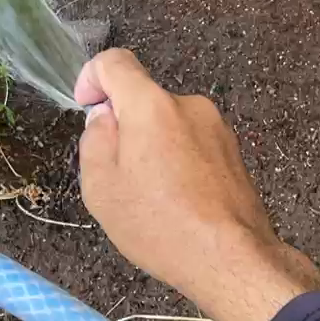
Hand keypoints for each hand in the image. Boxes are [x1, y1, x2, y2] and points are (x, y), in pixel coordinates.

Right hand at [75, 50, 319, 320]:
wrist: (230, 258)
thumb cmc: (161, 226)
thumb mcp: (101, 187)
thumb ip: (94, 140)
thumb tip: (104, 119)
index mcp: (151, 106)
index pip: (115, 62)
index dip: (91, 77)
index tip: (86, 105)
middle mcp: (189, 106)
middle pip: (143, 100)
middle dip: (124, 127)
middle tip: (116, 175)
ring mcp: (216, 128)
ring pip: (168, 125)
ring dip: (152, 148)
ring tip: (150, 197)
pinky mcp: (233, 152)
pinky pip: (192, 145)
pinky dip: (177, 163)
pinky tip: (176, 203)